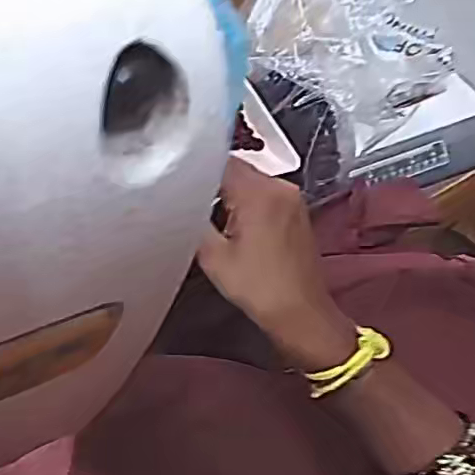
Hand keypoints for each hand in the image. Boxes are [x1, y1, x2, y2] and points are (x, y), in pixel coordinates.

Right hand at [197, 157, 357, 370]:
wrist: (299, 312)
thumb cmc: (258, 287)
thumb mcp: (212, 256)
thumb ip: (193, 221)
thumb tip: (176, 203)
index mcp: (260, 193)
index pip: (220, 162)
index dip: (194, 172)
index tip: (175, 185)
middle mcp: (281, 187)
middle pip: (235, 170)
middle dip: (210, 185)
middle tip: (187, 206)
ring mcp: (291, 199)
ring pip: (248, 182)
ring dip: (227, 196)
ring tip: (207, 221)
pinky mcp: (294, 211)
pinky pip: (262, 195)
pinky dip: (243, 205)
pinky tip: (229, 229)